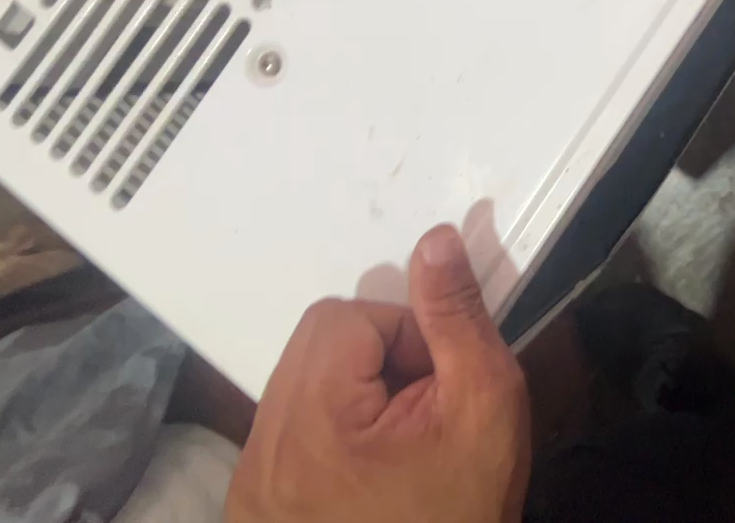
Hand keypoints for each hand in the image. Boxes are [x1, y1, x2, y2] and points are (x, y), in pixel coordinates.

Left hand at [226, 225, 530, 522]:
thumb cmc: (464, 508)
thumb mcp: (484, 399)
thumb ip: (456, 313)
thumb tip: (436, 239)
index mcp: (309, 426)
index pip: (345, 316)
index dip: (405, 334)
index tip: (437, 384)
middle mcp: (260, 456)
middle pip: (318, 342)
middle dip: (383, 355)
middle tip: (422, 406)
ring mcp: (250, 488)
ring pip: (305, 379)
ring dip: (361, 387)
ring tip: (401, 436)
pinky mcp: (254, 509)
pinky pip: (291, 424)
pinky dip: (337, 423)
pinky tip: (374, 465)